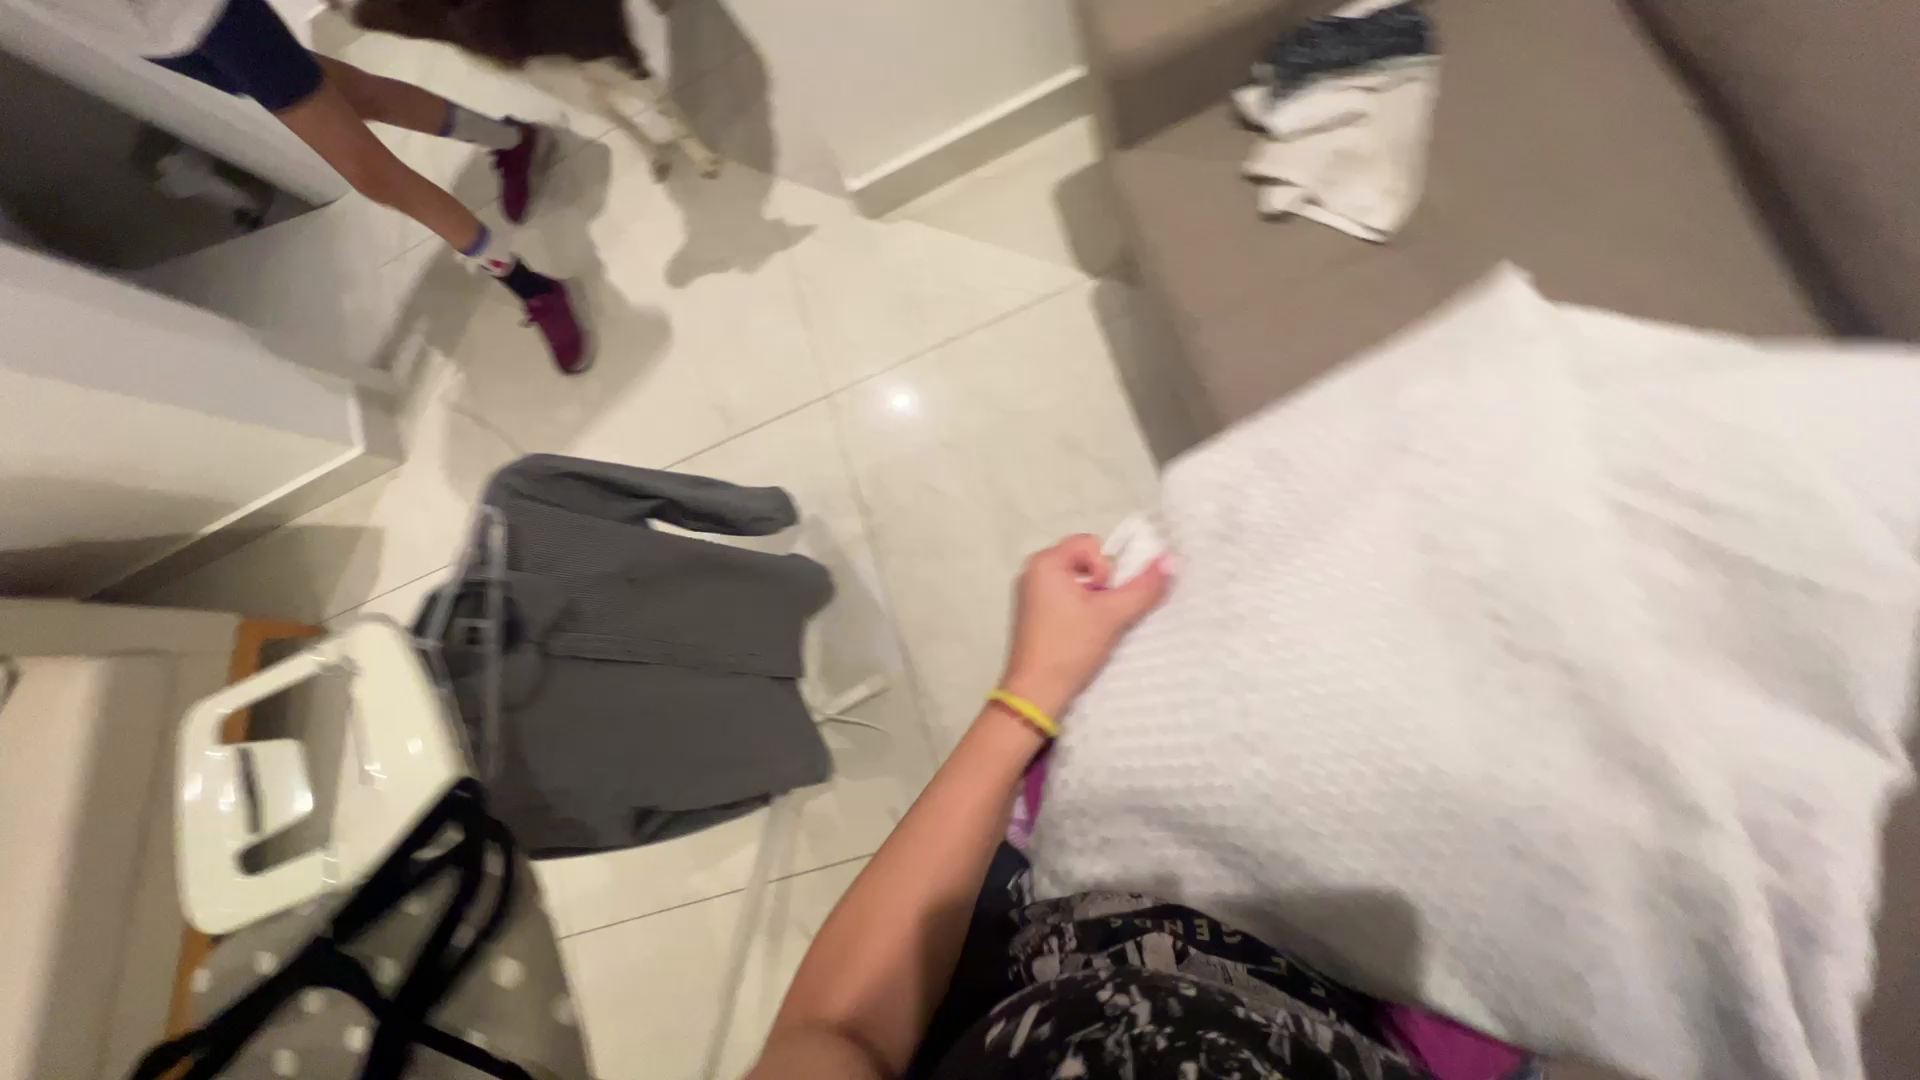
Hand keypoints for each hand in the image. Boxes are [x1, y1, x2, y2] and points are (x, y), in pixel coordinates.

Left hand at [995, 534, 1172, 722]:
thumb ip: (1144, 587)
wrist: (1035, 693)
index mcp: (1044, 562)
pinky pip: (1062, 597)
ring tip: (1092, 627)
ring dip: (1092, 599)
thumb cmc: (1070, 647)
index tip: (1105, 597)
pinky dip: (1077, 610)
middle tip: (1102, 613)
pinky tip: (1081, 635)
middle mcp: (1031, 571)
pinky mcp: (1030, 614)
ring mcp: (1028, 594)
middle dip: (1100, 584)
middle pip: (1082, 561)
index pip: (1090, 543)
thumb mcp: (1112, 615)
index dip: (1106, 568)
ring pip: (1075, 582)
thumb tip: (1172, 560)